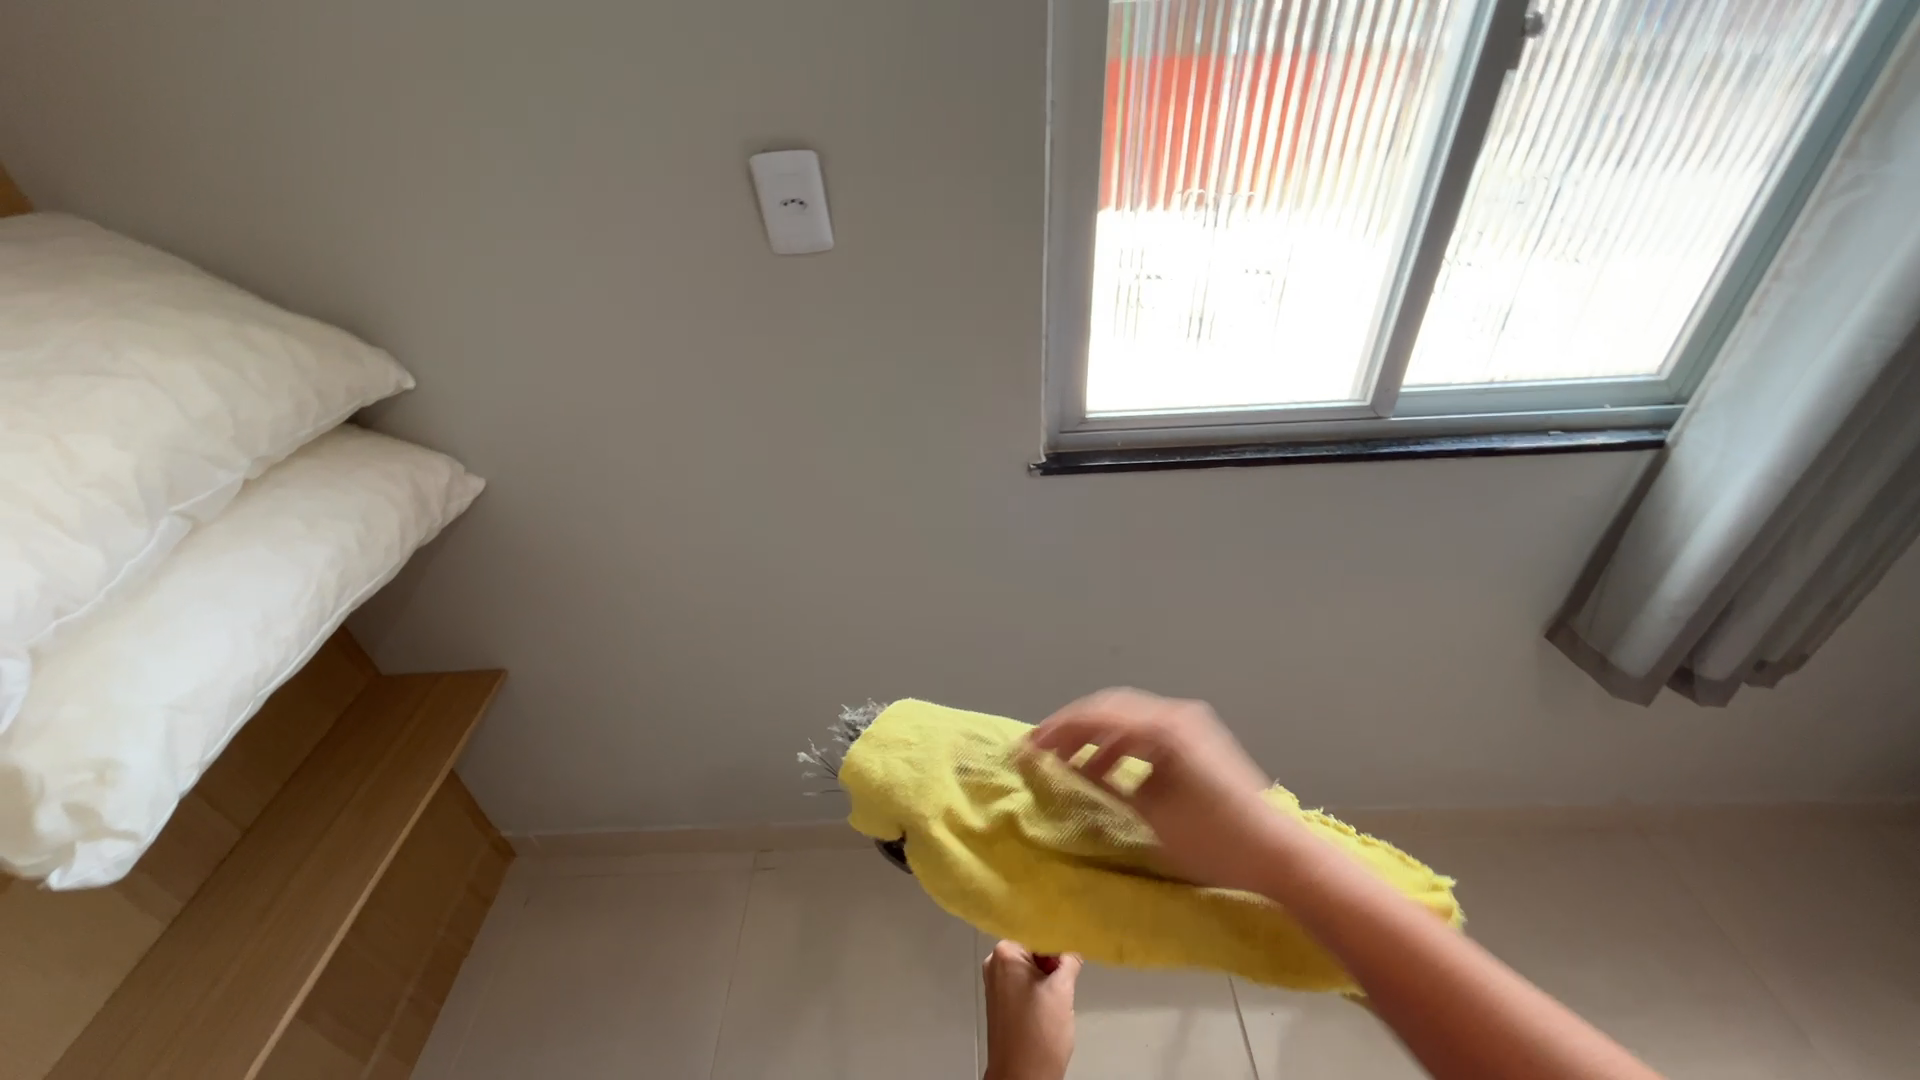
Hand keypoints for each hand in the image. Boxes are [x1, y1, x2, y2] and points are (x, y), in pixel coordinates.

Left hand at [983, 941, 1080, 1079]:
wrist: (1022, 1078)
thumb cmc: (1040, 1032)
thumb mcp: (1062, 990)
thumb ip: (1069, 961)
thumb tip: (1073, 949)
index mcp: (1004, 953)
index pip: (1036, 931)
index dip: (1058, 938)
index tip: (1076, 942)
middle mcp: (994, 963)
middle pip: (1031, 947)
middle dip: (1053, 958)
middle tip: (1071, 970)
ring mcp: (995, 983)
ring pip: (1029, 966)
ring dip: (1047, 973)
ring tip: (1063, 987)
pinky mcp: (1000, 1001)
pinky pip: (1022, 982)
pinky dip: (1039, 986)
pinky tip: (1052, 999)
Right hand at [1027, 688, 1282, 891]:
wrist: (1275, 853)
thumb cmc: (1210, 839)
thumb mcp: (1148, 815)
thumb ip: (1101, 784)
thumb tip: (1063, 769)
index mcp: (1161, 727)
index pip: (1095, 716)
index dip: (1056, 730)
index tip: (1027, 747)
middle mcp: (1175, 713)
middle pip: (1108, 707)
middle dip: (1071, 727)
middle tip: (1040, 748)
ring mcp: (1189, 722)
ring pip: (1126, 716)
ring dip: (1093, 736)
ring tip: (1066, 763)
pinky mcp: (1196, 737)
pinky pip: (1144, 729)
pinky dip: (1118, 744)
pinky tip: (1104, 770)